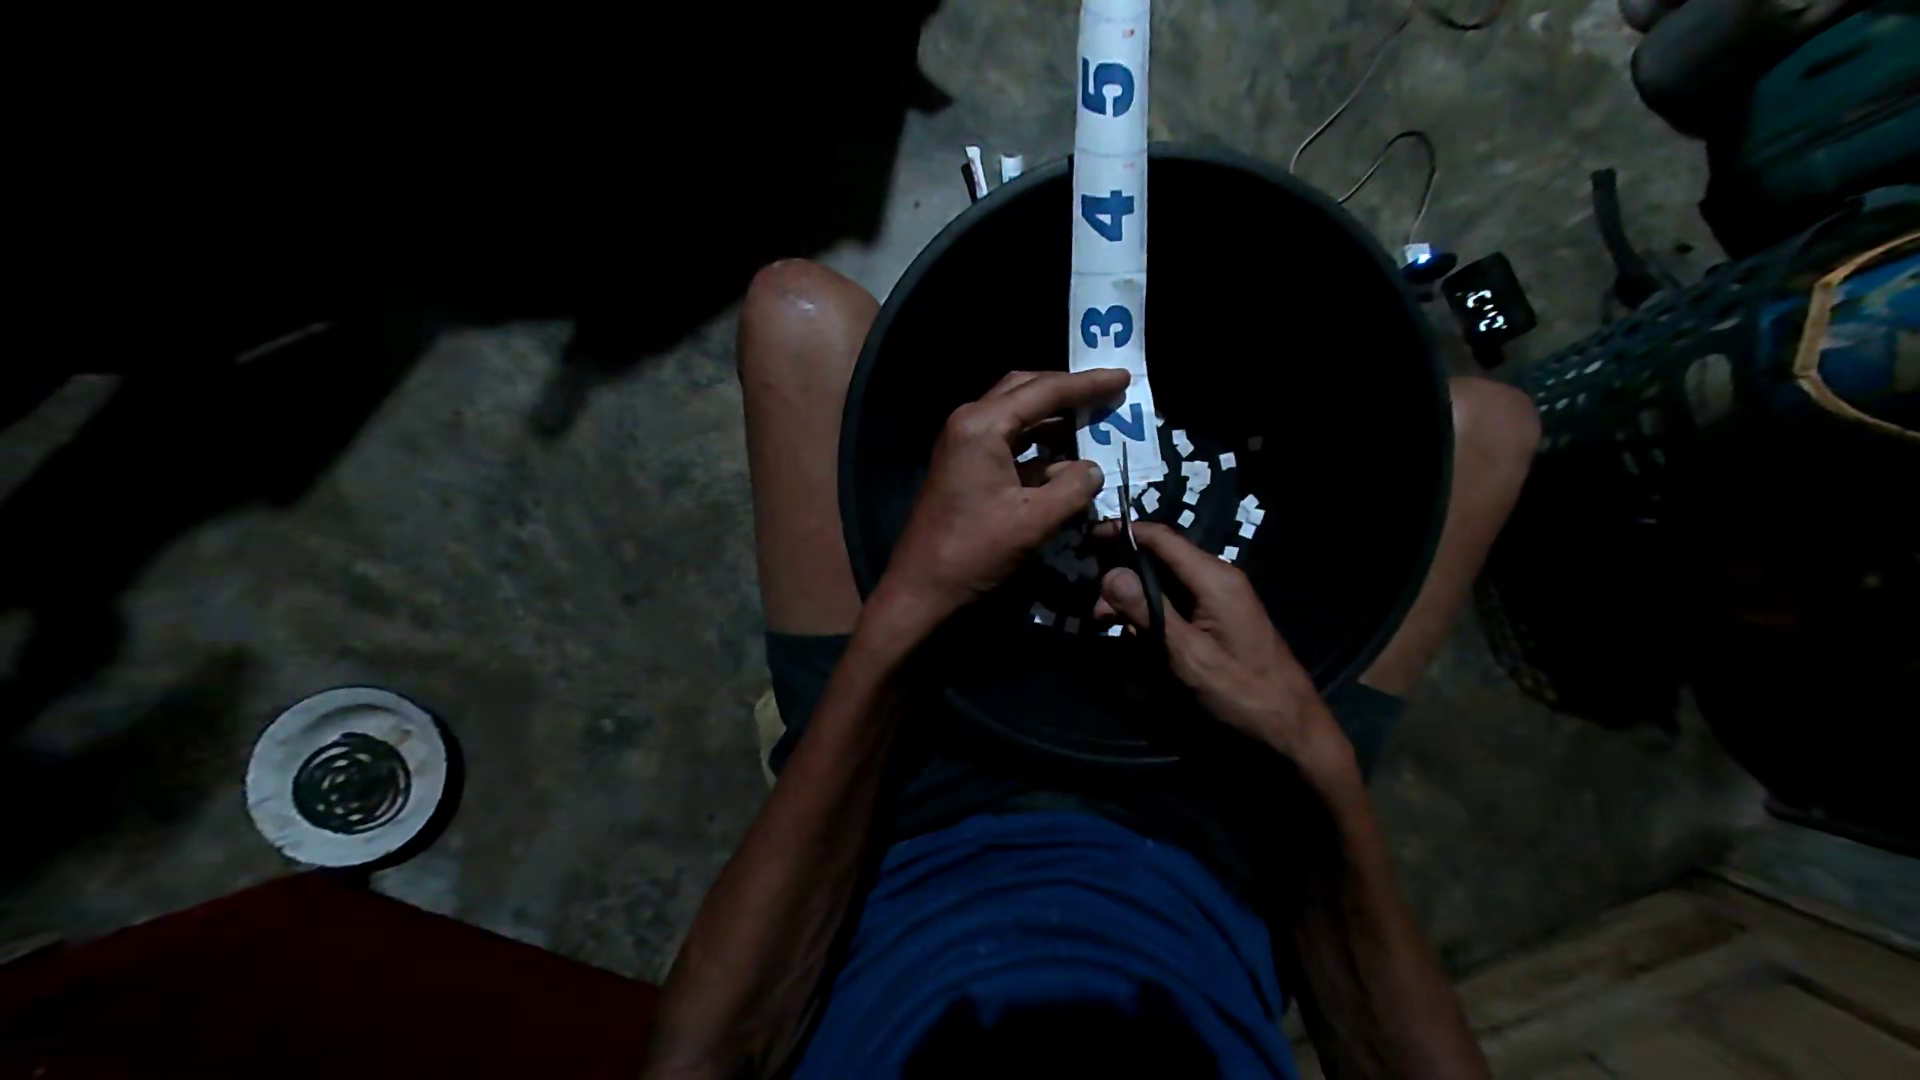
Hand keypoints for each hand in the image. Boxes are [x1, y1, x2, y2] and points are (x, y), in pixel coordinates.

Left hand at [869, 368, 1129, 634]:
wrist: (923, 588)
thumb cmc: (974, 552)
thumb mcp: (1034, 521)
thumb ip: (1072, 488)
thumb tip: (1092, 468)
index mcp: (981, 426)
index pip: (1044, 391)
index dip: (1086, 384)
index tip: (1122, 377)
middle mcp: (968, 424)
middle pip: (1025, 390)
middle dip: (1067, 391)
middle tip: (1107, 392)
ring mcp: (962, 445)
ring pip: (1016, 416)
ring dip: (1053, 419)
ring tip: (1094, 421)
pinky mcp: (964, 467)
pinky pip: (1008, 442)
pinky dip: (1038, 446)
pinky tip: (1065, 459)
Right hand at [1096, 522, 1353, 776]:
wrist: (1289, 725)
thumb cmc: (1240, 690)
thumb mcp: (1187, 654)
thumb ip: (1148, 612)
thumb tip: (1110, 574)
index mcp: (1214, 578)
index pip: (1162, 538)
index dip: (1124, 532)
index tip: (1089, 537)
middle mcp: (1218, 578)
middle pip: (1160, 559)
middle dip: (1122, 577)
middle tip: (1095, 610)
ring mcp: (1220, 596)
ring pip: (1165, 582)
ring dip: (1134, 600)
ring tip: (1109, 627)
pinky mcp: (1218, 615)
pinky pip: (1177, 601)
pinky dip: (1152, 612)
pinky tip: (1137, 637)